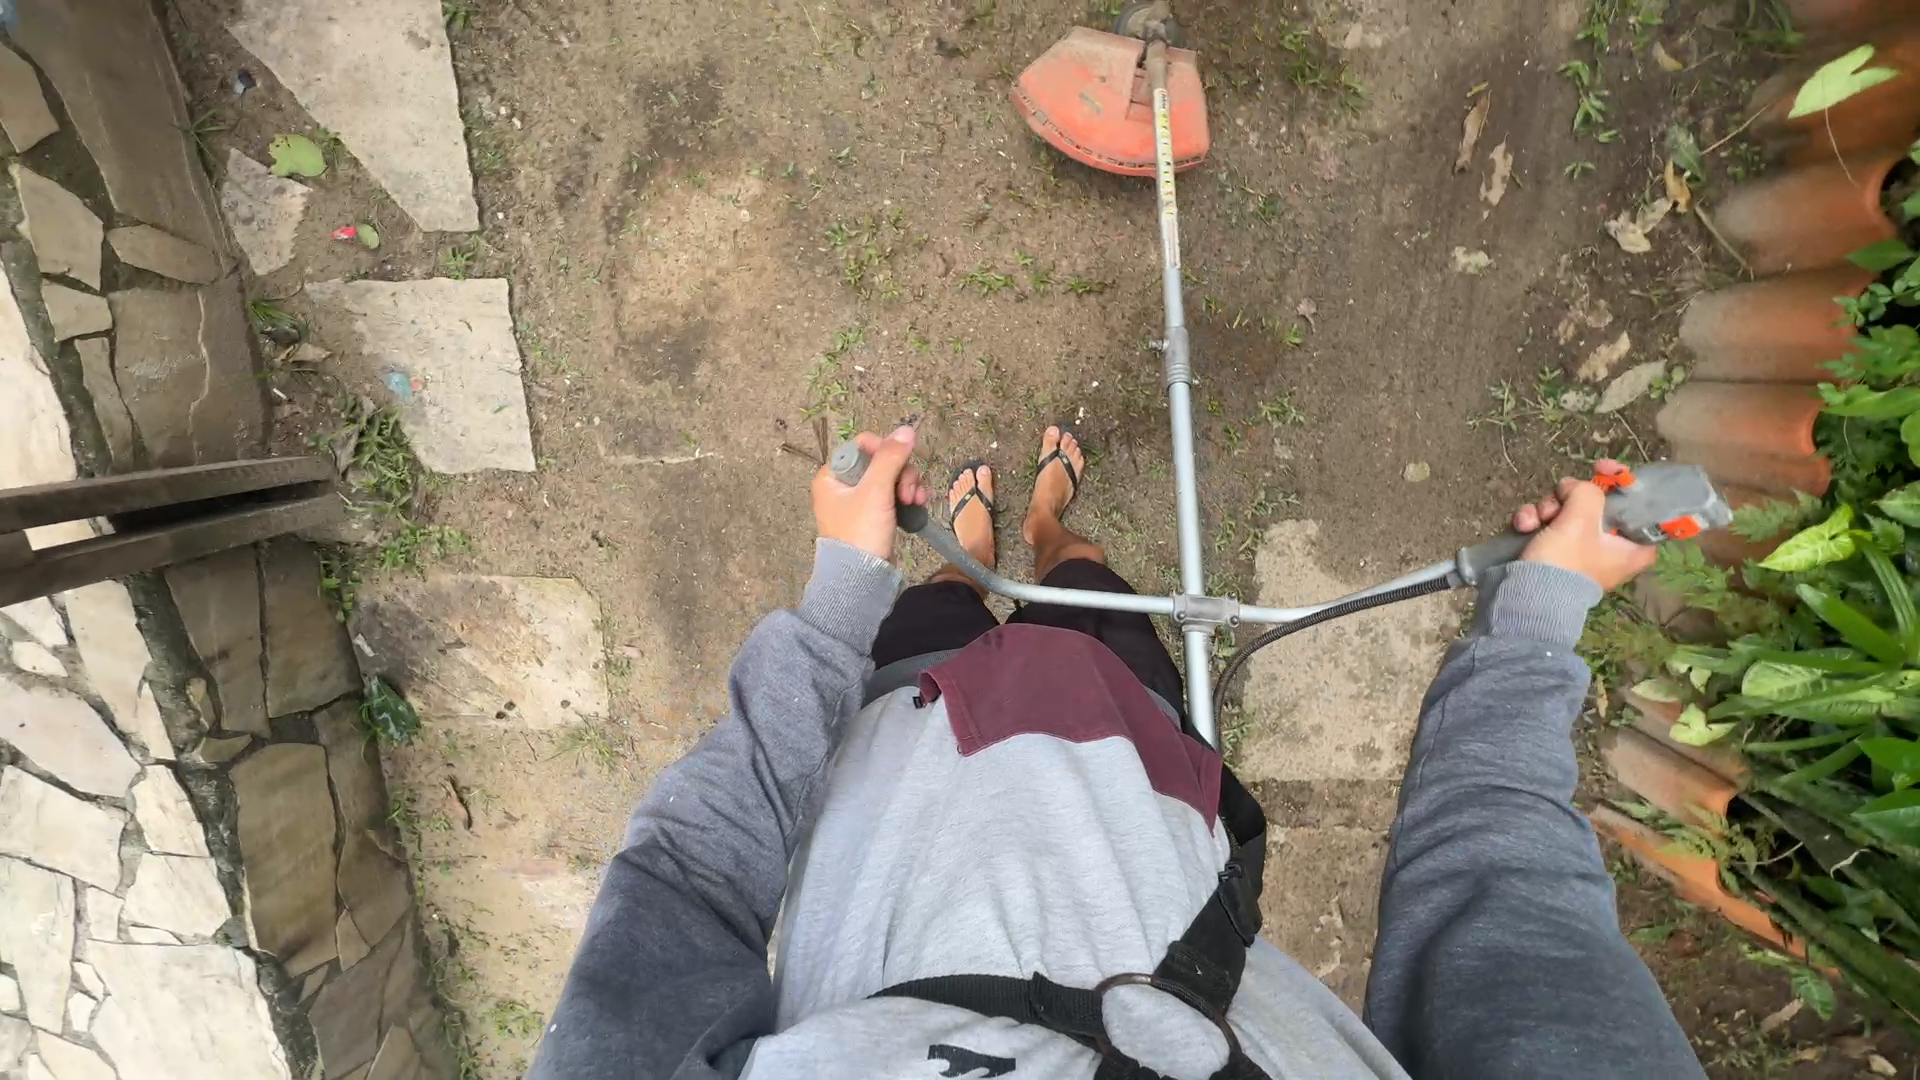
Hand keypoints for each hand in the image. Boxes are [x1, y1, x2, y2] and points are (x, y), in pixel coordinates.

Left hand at [811, 426, 929, 560]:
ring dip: (908, 485)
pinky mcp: (873, 516)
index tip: (901, 464)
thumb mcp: (876, 491)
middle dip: (902, 473)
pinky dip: (906, 498)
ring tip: (915, 502)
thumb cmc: (861, 532)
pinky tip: (917, 507)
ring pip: (891, 478)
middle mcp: (842, 485)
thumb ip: (891, 458)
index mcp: (832, 475)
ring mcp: (858, 501)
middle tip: (909, 492)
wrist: (861, 579)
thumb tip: (907, 429)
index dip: (886, 450)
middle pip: (881, 461)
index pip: (863, 445)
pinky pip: (893, 495)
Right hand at [1513, 459, 1657, 590]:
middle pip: (1594, 505)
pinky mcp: (1553, 552)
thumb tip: (1575, 485)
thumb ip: (1586, 493)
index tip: (1600, 467)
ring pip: (1566, 512)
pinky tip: (1523, 527)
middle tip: (1556, 506)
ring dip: (1545, 510)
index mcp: (1636, 545)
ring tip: (1533, 522)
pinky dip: (1533, 522)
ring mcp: (1580, 549)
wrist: (1525, 595)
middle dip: (1568, 500)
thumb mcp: (1579, 522)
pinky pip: (1547, 525)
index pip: (1638, 504)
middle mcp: (1611, 546)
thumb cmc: (1563, 562)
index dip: (1619, 482)